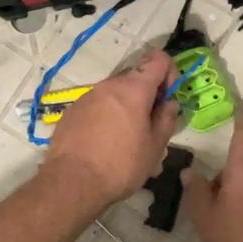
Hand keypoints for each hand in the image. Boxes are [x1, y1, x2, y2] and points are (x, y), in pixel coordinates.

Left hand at [41, 48, 181, 207]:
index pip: (159, 60)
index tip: (167, 99)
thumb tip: (169, 103)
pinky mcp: (72, 111)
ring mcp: (87, 96)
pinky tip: (104, 142)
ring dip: (126, 106)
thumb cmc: (120, 165)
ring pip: (114, 92)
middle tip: (150, 124)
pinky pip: (97, 105)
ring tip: (127, 138)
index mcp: (133, 89)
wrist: (72, 182)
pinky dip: (106, 115)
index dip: (170, 74)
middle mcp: (108, 85)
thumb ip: (166, 119)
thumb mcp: (154, 147)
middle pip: (135, 77)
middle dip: (147, 94)